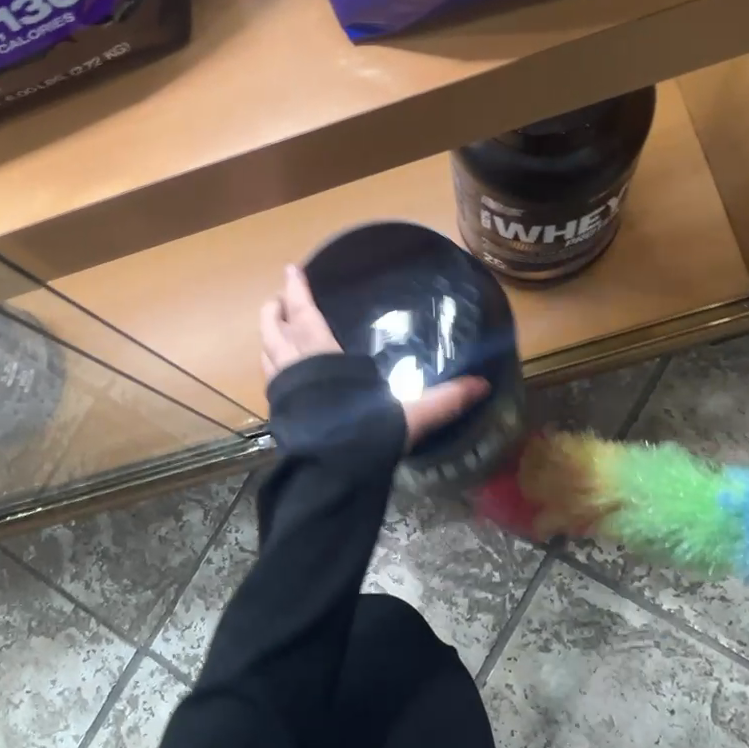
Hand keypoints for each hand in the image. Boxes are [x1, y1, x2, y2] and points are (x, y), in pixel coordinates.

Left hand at [260, 264, 489, 448]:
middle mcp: (294, 370)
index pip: (304, 314)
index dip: (297, 291)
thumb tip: (481, 386)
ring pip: (267, 354)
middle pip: (274, 330)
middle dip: (275, 310)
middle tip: (280, 298)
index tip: (291, 270)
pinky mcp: (279, 414)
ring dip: (269, 336)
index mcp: (321, 358)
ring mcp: (282, 393)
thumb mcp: (408, 419)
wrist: (325, 478)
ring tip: (277, 327)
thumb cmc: (361, 439)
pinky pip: (270, 379)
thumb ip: (442, 401)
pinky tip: (283, 372)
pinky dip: (273, 365)